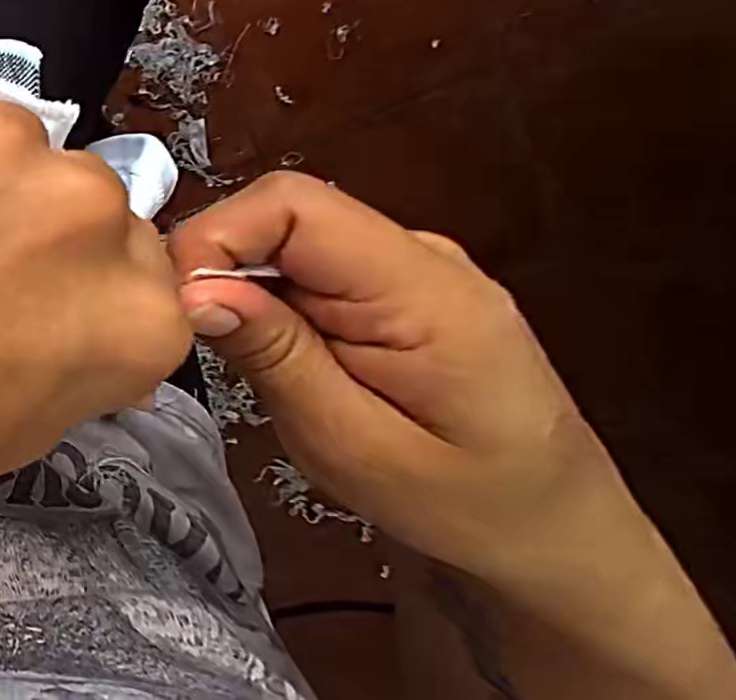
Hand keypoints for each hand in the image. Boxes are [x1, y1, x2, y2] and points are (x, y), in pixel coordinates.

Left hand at [0, 71, 190, 524]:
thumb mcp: (15, 425)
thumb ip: (78, 350)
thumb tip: (81, 309)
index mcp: (131, 306)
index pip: (139, 273)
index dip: (78, 290)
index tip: (31, 303)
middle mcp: (87, 203)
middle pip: (79, 199)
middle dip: (32, 228)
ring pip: (3, 148)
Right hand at [168, 172, 630, 583]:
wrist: (554, 531)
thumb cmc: (465, 505)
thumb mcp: (352, 446)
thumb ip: (274, 358)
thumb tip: (192, 292)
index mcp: (424, 287)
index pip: (293, 204)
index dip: (218, 233)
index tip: (182, 301)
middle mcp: (413, 252)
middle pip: (281, 212)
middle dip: (219, 260)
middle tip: (193, 331)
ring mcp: (402, 261)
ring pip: (283, 236)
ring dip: (238, 282)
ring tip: (238, 350)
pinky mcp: (385, 281)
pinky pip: (302, 263)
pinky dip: (264, 295)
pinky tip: (273, 346)